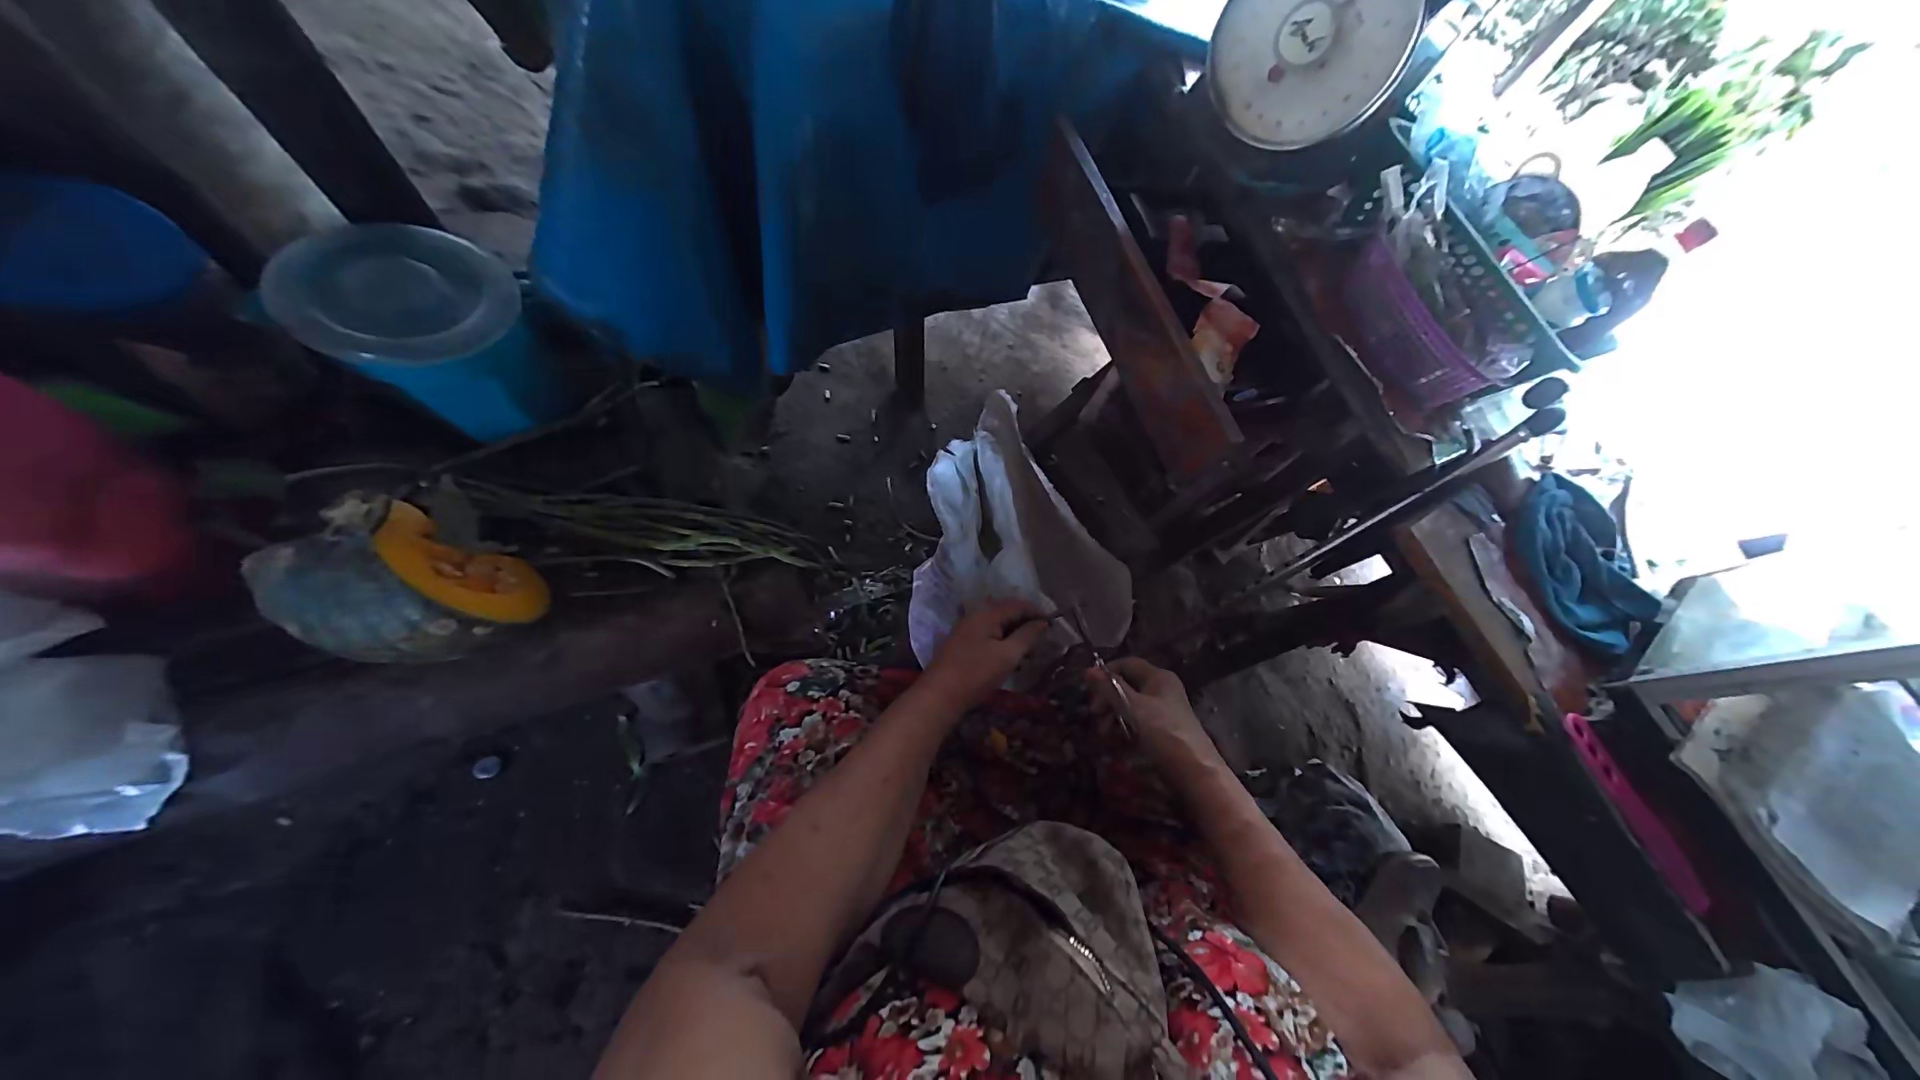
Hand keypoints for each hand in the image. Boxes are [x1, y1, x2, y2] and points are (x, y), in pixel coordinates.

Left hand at [921, 599, 1048, 710]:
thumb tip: (1042, 622)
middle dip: (1025, 622)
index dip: (1037, 611)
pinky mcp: (960, 643)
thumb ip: (1027, 636)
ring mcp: (965, 629)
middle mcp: (974, 615)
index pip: (1017, 604)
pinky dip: (1001, 641)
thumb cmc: (976, 674)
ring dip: (1013, 633)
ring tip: (1027, 652)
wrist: (939, 695)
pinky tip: (1008, 657)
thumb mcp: (1008, 655)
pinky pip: (986, 634)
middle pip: (1005, 611)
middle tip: (1041, 639)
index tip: (1053, 624)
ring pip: (996, 624)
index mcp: (986, 614)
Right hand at [1086, 658, 1225, 775]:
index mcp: (1159, 677)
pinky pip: (1137, 720)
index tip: (1089, 689)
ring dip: (1113, 714)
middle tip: (1094, 713)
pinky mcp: (1162, 728)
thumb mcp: (1133, 707)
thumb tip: (1088, 669)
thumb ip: (1110, 688)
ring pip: (1131, 704)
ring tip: (1102, 732)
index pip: (1127, 663)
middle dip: (1108, 697)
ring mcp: (1163, 709)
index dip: (1106, 672)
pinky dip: (1124, 726)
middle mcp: (1162, 689)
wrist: (1194, 770)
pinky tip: (1114, 739)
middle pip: (1128, 684)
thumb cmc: (1163, 732)